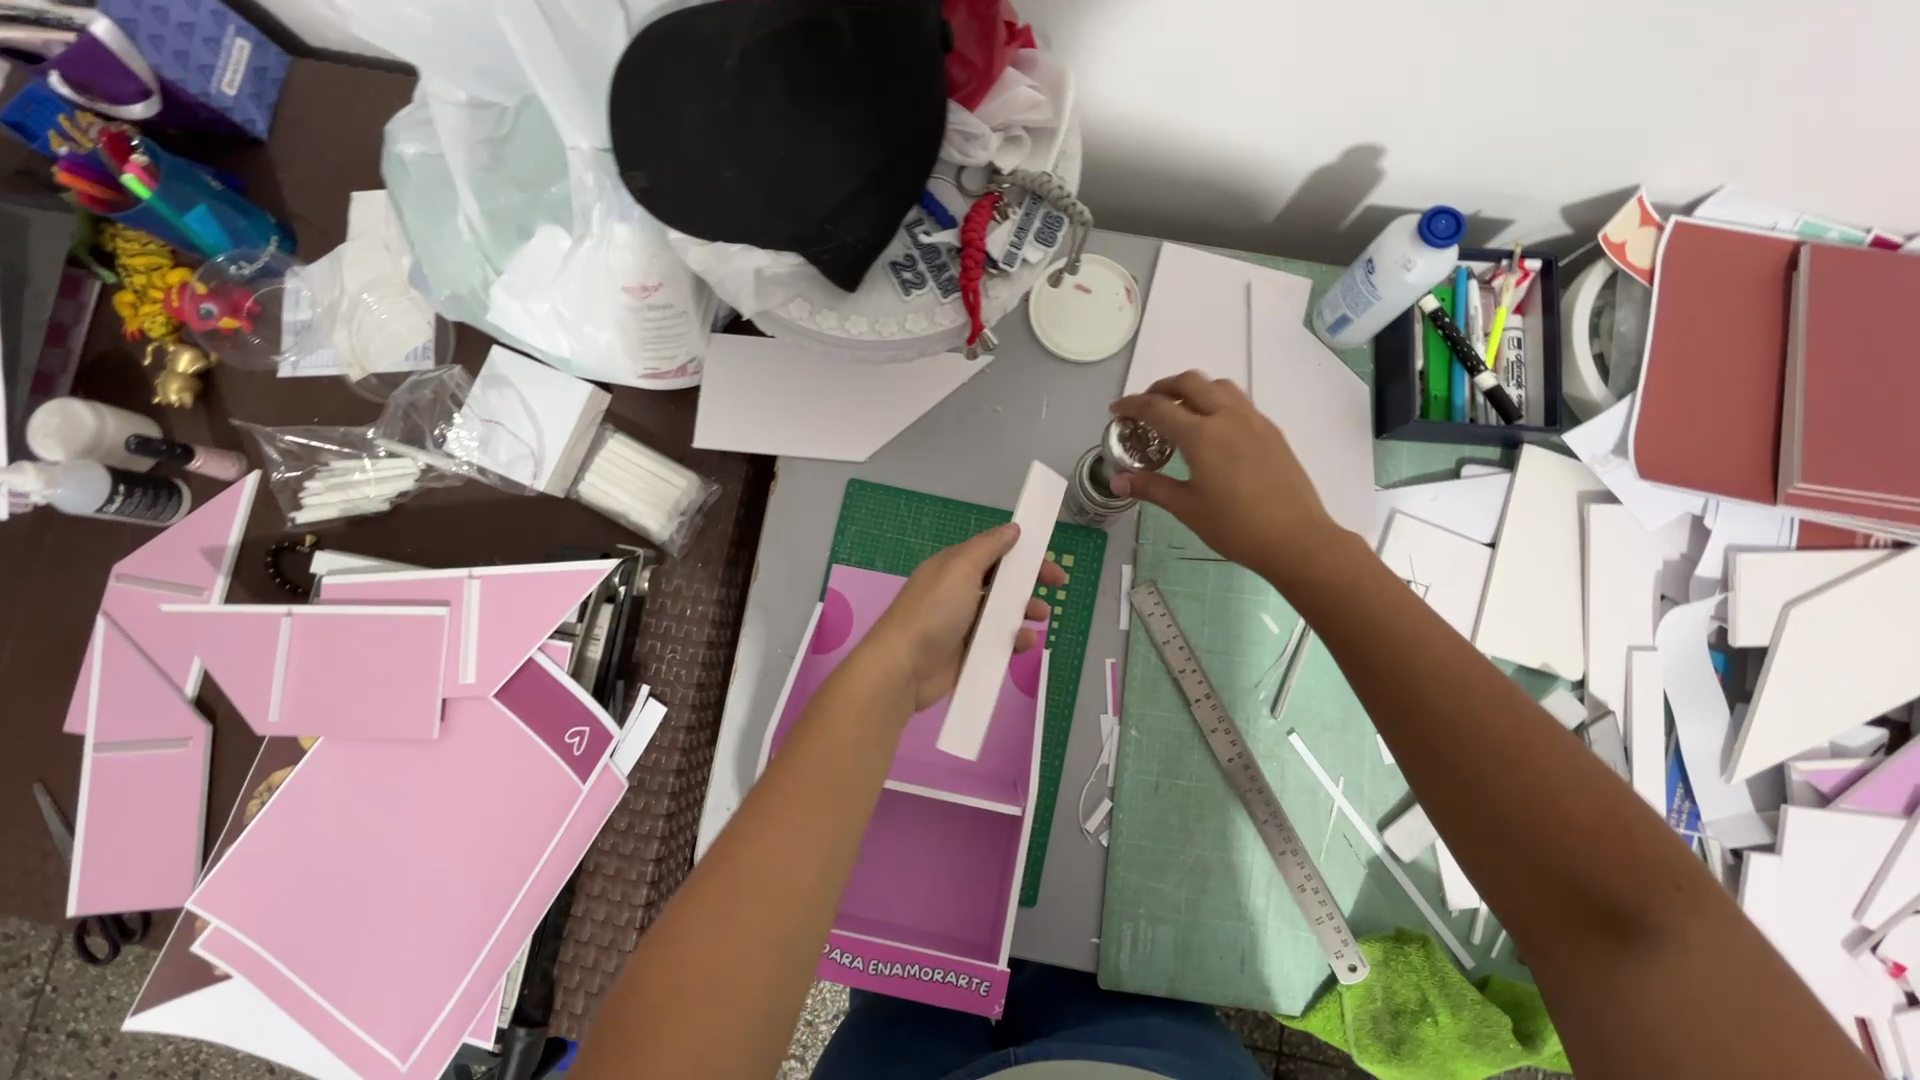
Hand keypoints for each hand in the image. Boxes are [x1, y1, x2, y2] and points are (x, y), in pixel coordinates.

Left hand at [866, 523, 1066, 711]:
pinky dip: (1014, 640)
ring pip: (1004, 613)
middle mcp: (959, 592)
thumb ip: (988, 547)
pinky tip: (1023, 643)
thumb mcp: (960, 568)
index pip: (994, 554)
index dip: (1021, 554)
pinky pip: (999, 642)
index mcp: (954, 567)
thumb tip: (1012, 528)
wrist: (904, 666)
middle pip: (1002, 582)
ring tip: (1040, 617)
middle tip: (1057, 586)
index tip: (1047, 558)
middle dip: (1029, 583)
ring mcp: (964, 624)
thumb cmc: (933, 611)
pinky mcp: (968, 652)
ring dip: (1026, 611)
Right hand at [1110, 370, 1338, 573]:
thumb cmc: (1236, 527)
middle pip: (1189, 382)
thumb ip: (1152, 488)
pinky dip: (1216, 401)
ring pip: (1218, 385)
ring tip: (1180, 410)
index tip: (1116, 410)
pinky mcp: (1271, 431)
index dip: (1132, 406)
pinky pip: (1239, 401)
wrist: (1296, 538)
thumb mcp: (1187, 508)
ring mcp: (1254, 421)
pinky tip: (1213, 429)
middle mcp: (1227, 418)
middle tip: (1146, 406)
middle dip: (1162, 388)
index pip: (1158, 408)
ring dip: (1193, 389)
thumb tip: (1118, 482)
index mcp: (1202, 436)